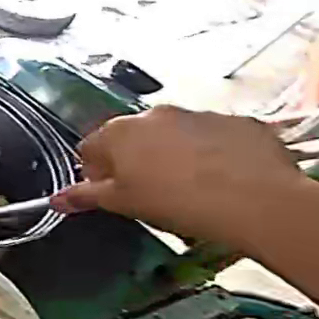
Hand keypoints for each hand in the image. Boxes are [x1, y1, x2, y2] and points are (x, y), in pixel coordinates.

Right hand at [51, 105, 318, 247]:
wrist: (261, 203)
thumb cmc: (176, 201)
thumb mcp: (120, 203)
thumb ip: (83, 196)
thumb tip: (56, 200)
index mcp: (117, 132)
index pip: (90, 149)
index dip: (96, 173)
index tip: (110, 191)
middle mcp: (154, 115)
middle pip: (132, 137)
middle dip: (134, 159)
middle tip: (147, 188)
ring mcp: (201, 115)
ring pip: (174, 135)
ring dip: (173, 153)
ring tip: (189, 184)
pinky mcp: (242, 123)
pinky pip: (216, 136)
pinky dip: (213, 151)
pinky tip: (221, 176)